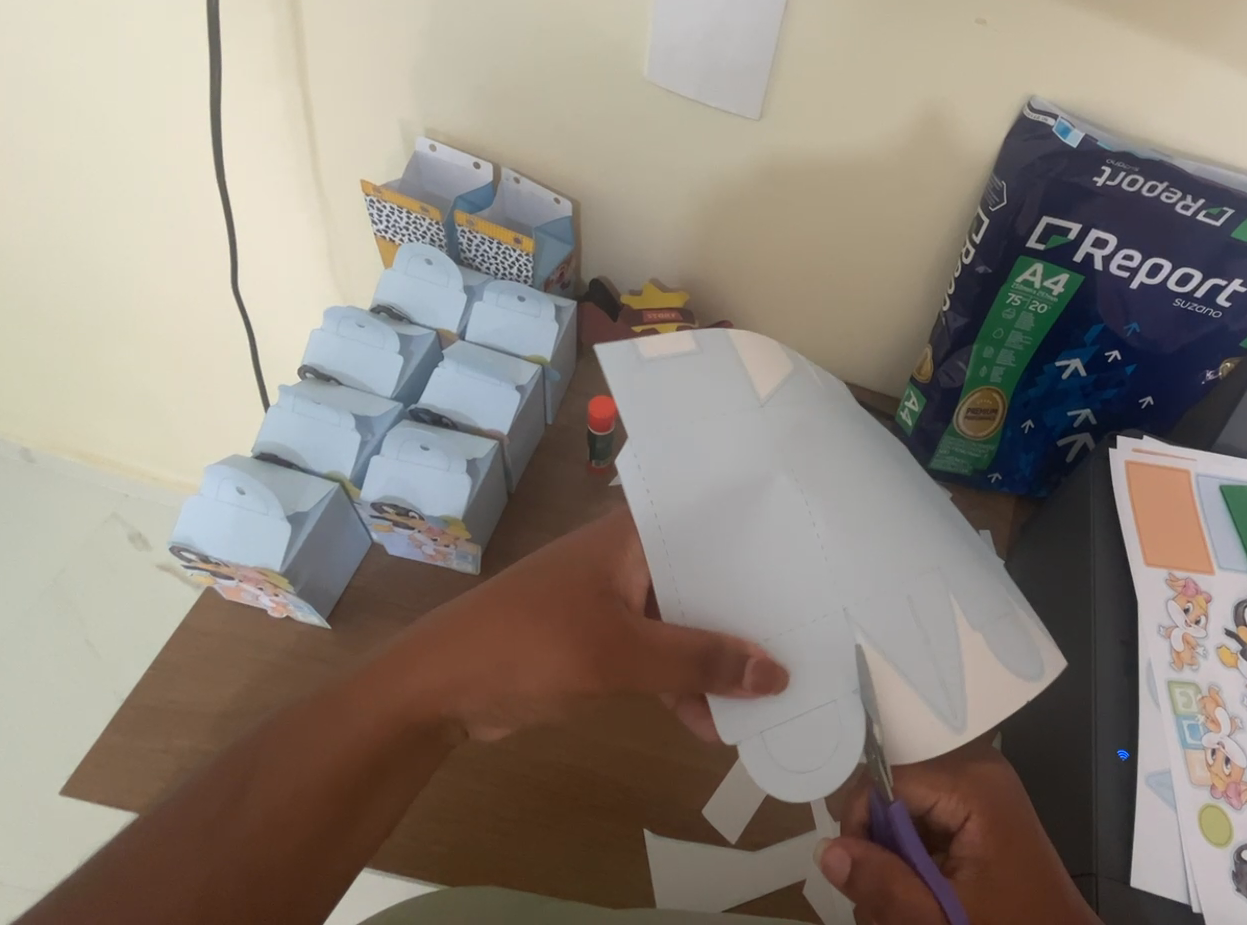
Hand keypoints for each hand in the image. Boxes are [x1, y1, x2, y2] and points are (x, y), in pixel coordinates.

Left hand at [358, 507, 788, 741]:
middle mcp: (631, 557)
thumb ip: (700, 663)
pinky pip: (658, 654)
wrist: (439, 691)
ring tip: (765, 692)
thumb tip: (778, 675)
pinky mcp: (603, 639)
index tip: (807, 565)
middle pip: (703, 576)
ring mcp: (616, 598)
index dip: (758, 542)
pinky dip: (680, 684)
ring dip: (714, 658)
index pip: (711, 523)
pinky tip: (711, 723)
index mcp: (635, 534)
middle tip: (802, 633)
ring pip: (683, 621)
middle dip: (746, 610)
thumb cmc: (532, 644)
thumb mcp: (622, 654)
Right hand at [818, 743, 1099, 924]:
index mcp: (972, 780)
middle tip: (884, 896)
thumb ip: (884, 886)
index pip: (887, 774)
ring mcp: (979, 783)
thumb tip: (826, 851)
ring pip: (905, 802)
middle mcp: (976, 766)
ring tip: (905, 901)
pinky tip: (920, 889)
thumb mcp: (943, 921)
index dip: (862, 819)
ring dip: (893, 852)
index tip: (859, 870)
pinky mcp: (977, 804)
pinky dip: (912, 852)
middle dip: (878, 841)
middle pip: (894, 786)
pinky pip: (924, 813)